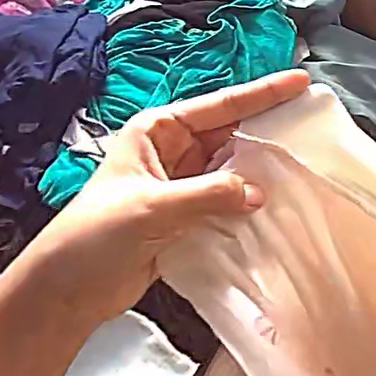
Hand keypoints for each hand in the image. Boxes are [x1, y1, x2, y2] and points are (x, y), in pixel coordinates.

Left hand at [4, 69, 311, 332]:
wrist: (65, 294)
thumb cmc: (93, 238)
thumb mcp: (152, 207)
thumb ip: (208, 194)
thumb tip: (260, 192)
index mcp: (159, 130)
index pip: (220, 105)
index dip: (263, 92)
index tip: (300, 81)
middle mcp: (175, 149)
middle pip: (233, 130)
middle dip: (269, 125)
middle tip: (311, 119)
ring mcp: (186, 180)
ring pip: (236, 162)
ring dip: (264, 163)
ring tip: (305, 155)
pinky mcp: (193, 210)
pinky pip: (233, 194)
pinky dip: (254, 194)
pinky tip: (281, 193)